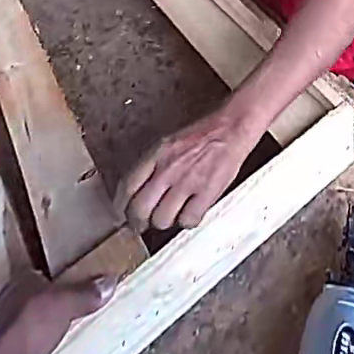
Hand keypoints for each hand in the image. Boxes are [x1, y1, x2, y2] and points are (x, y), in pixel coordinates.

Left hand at [2, 277, 112, 353]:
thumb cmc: (28, 324)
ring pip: (15, 318)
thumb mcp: (68, 304)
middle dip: (41, 302)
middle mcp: (5, 297)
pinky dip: (19, 344)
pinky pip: (8, 341)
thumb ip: (86, 293)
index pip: (40, 272)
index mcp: (22, 279)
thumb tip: (107, 283)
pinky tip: (29, 352)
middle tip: (58, 311)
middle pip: (27, 295)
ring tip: (45, 334)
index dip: (53, 280)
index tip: (65, 286)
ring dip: (28, 325)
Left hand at [117, 107, 259, 229]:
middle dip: (138, 222)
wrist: (231, 128)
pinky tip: (190, 212)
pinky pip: (188, 221)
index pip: (127, 187)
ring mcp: (187, 182)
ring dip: (164, 221)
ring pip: (162, 220)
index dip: (121, 206)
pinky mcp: (206, 192)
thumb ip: (153, 164)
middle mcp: (169, 168)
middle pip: (140, 209)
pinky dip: (187, 221)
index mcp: (157, 153)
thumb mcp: (170, 142)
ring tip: (170, 215)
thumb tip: (137, 189)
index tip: (121, 213)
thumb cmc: (203, 134)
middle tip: (141, 225)